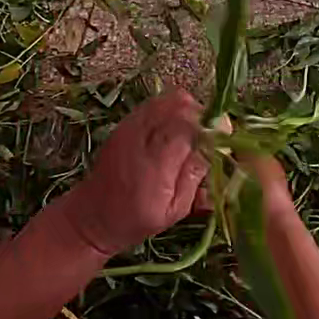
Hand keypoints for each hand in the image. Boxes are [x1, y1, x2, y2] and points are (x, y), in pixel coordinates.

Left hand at [61, 92, 208, 256]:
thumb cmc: (137, 220)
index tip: (224, 139)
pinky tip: (175, 134)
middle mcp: (141, 136)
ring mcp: (130, 125)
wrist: (93, 215)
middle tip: (210, 139)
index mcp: (155, 163)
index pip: (189, 125)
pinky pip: (156, 103)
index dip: (212, 127)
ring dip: (189, 112)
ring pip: (169, 98)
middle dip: (203, 117)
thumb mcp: (175, 209)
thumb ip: (194, 175)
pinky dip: (172, 111)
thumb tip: (217, 145)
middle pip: (181, 104)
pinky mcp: (126, 122)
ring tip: (194, 136)